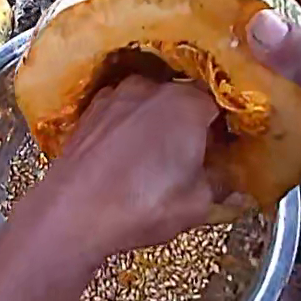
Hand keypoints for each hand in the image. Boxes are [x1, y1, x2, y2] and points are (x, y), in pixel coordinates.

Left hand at [20, 76, 219, 262]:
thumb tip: (229, 179)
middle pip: (184, 100)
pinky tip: (126, 160)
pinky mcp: (89, 112)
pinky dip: (128, 130)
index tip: (227, 151)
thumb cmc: (140, 205)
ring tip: (156, 162)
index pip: (220, 105)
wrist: (71, 212)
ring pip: (149, 105)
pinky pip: (121, 115)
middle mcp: (151, 89)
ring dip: (157, 126)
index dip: (226, 130)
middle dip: (192, 126)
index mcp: (187, 103)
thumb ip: (221, 183)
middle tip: (195, 160)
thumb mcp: (197, 203)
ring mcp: (115, 97)